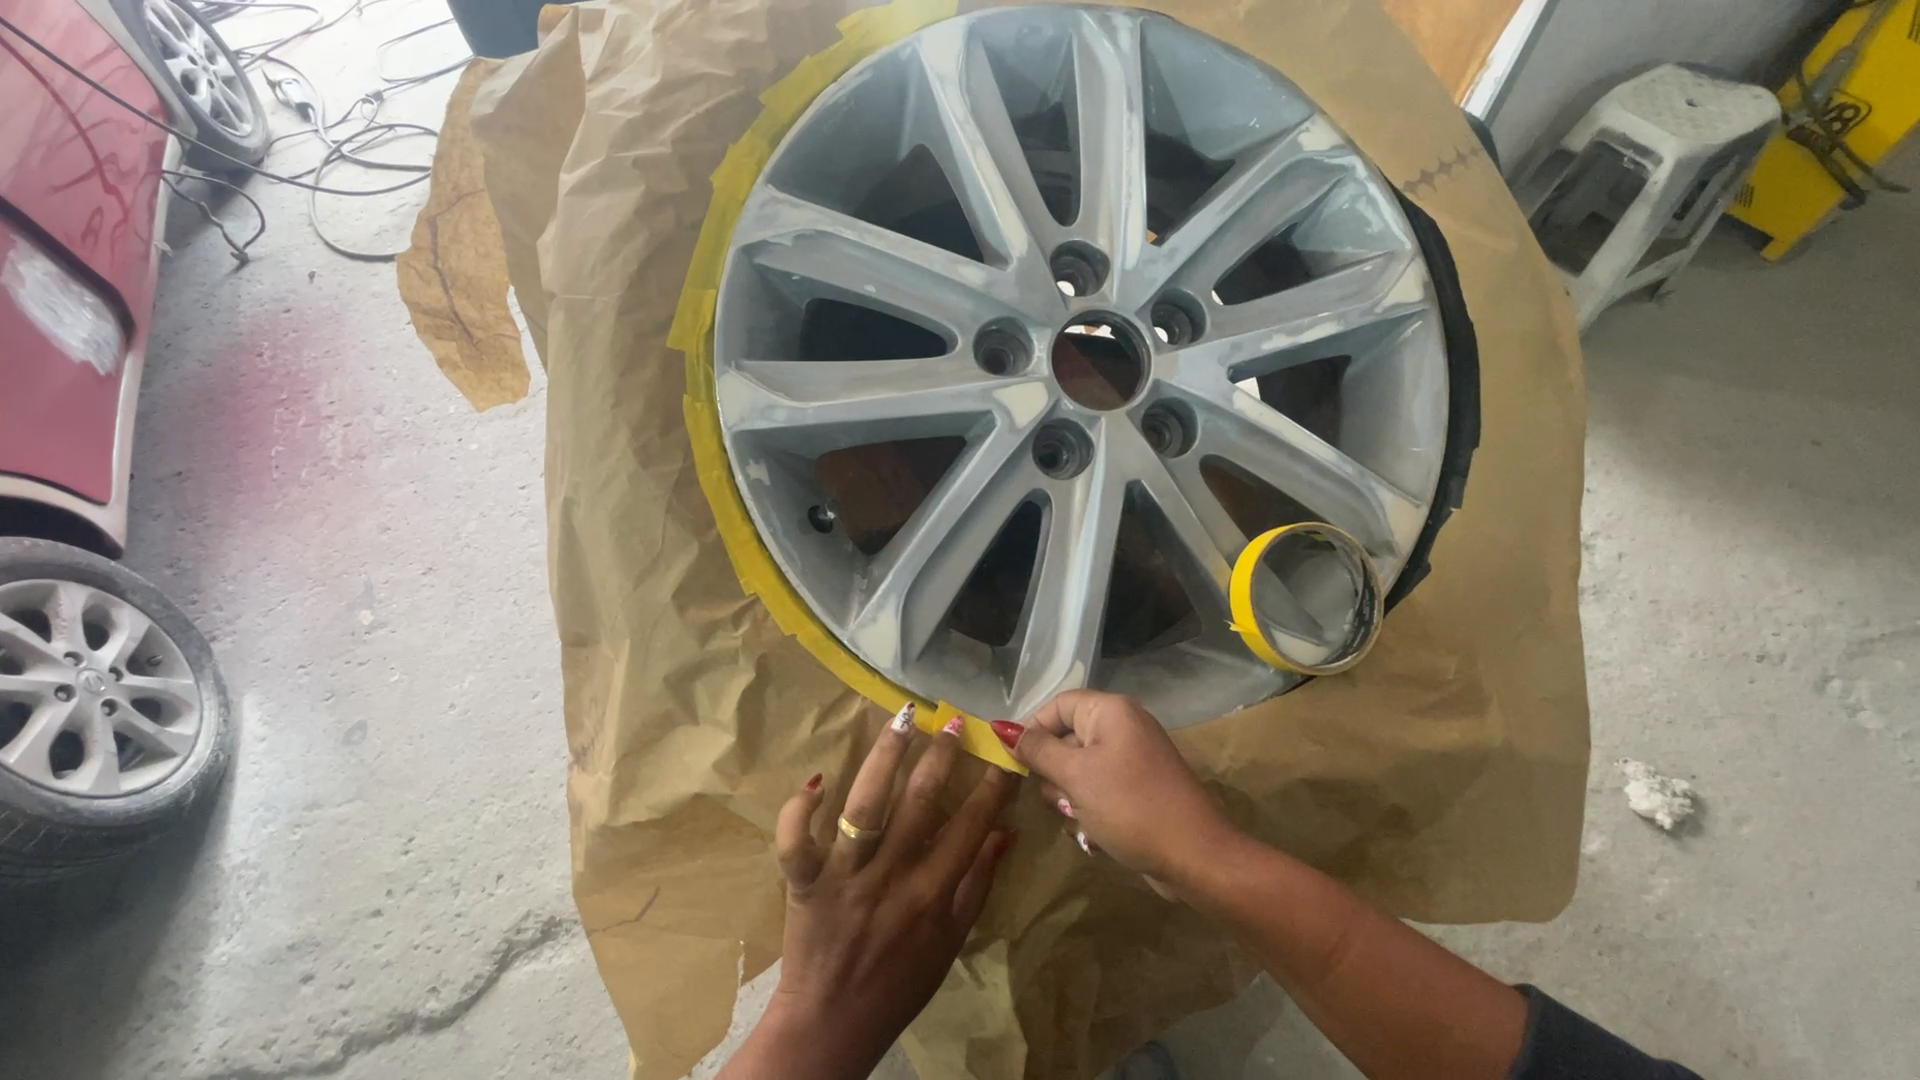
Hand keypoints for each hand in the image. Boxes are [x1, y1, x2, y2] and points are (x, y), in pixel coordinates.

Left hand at [722, 703, 1019, 1079]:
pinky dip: (800, 810)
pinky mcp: (805, 883)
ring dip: (885, 757)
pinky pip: (796, 842)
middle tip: (955, 721)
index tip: (1003, 753)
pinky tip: (817, 780)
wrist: (833, 1024)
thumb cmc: (899, 983)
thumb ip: (978, 883)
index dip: (991, 787)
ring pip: (865, 805)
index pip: (970, 826)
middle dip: (941, 755)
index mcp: (932, 893)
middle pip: (920, 802)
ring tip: (903, 720)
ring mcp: (845, 877)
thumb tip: (1005, 833)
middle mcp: (891, 877)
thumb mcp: (952, 940)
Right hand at [994, 689, 1235, 883]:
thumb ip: (1037, 749)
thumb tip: (1002, 727)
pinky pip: (1101, 788)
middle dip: (1053, 770)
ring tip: (1078, 818)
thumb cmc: (1129, 806)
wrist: (1195, 856)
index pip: (1057, 705)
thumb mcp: (1075, 776)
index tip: (1016, 763)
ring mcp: (1135, 758)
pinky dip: (1090, 807)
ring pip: (1081, 768)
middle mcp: (1125, 726)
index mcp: (1111, 711)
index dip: (1032, 730)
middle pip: (1068, 737)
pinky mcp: (1141, 787)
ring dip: (1070, 794)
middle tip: (1057, 798)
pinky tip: (1094, 831)